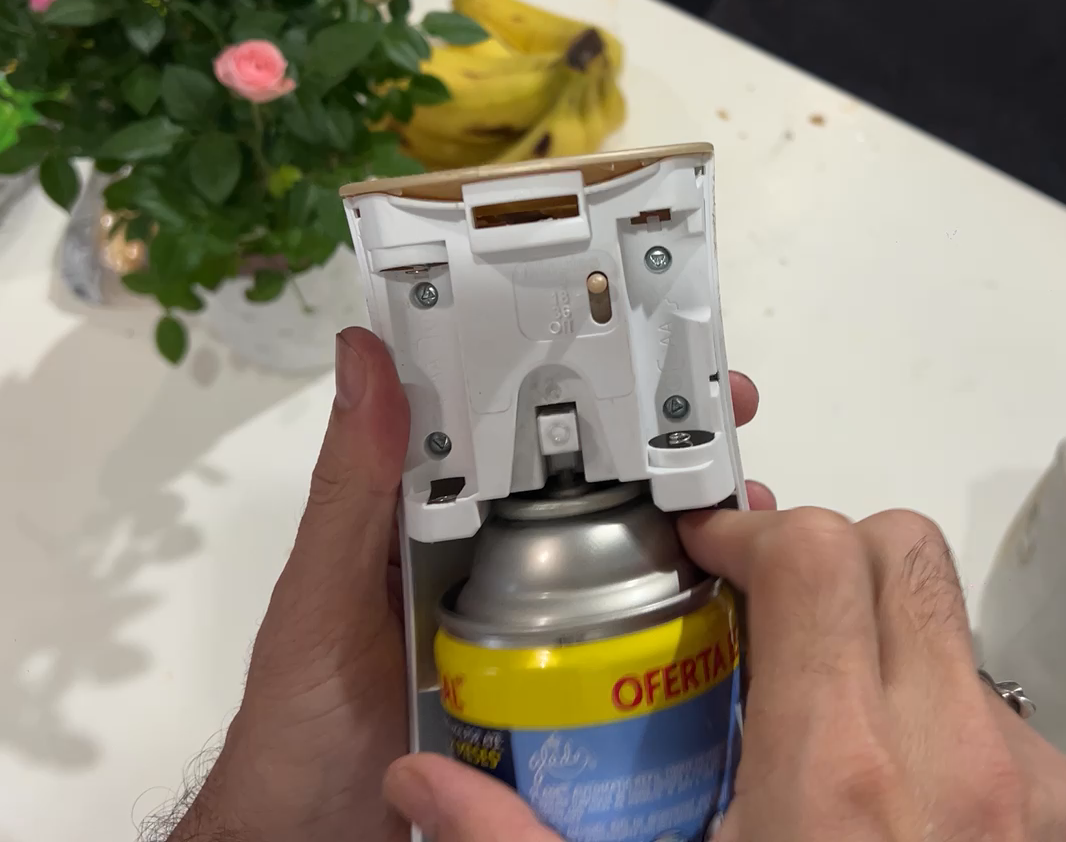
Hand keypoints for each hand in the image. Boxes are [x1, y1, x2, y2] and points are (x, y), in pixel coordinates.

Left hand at [166, 327, 768, 840]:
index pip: (530, 431)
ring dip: (694, 519)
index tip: (658, 356)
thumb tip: (366, 349)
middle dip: (670, 446)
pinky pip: (639, 633)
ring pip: (633, 552)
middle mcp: (509, 556)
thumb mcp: (328, 590)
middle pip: (601, 486)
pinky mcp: (572, 685)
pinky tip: (736, 598)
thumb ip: (351, 482)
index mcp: (455, 515)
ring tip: (753, 497)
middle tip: (731, 419)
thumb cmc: (313, 715)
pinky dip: (687, 606)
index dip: (587, 385)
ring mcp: (546, 622)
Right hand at [384, 507, 1065, 841]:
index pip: (815, 554)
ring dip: (872, 628)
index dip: (750, 528)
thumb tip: (421, 787)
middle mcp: (958, 762)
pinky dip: (927, 711)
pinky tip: (886, 796)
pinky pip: (994, 711)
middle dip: (819, 547)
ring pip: (946, 624)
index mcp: (841, 783)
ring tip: (812, 700)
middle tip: (757, 602)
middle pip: (900, 550)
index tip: (705, 554)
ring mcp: (1035, 794)